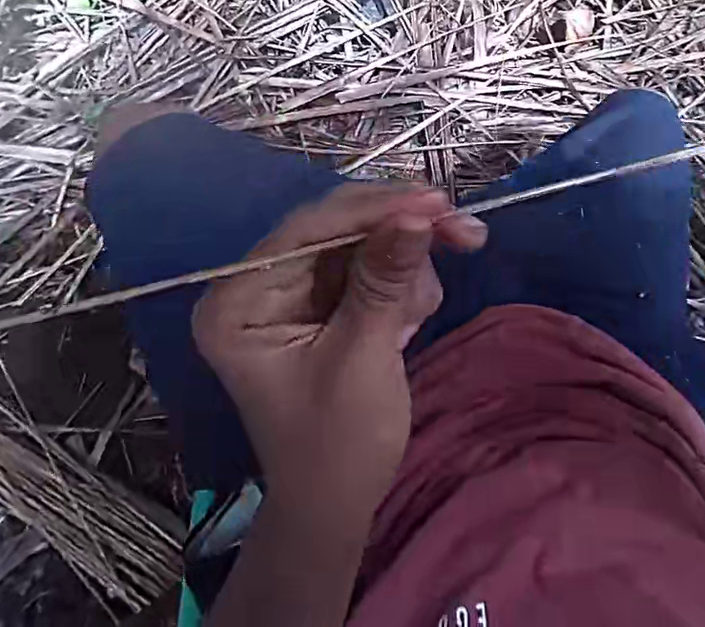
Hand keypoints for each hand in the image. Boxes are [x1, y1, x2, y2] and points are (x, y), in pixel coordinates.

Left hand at [194, 185, 485, 519]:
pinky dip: (404, 285)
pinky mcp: (327, 295)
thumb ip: (385, 282)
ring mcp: (296, 286)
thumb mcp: (361, 360)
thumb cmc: (336, 447)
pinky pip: (375, 263)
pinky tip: (405, 328)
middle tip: (465, 231)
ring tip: (411, 326)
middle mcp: (261, 281)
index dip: (374, 210)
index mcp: (239, 299)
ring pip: (366, 240)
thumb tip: (419, 215)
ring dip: (407, 270)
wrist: (339, 504)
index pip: (308, 229)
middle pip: (340, 225)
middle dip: (402, 231)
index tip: (436, 202)